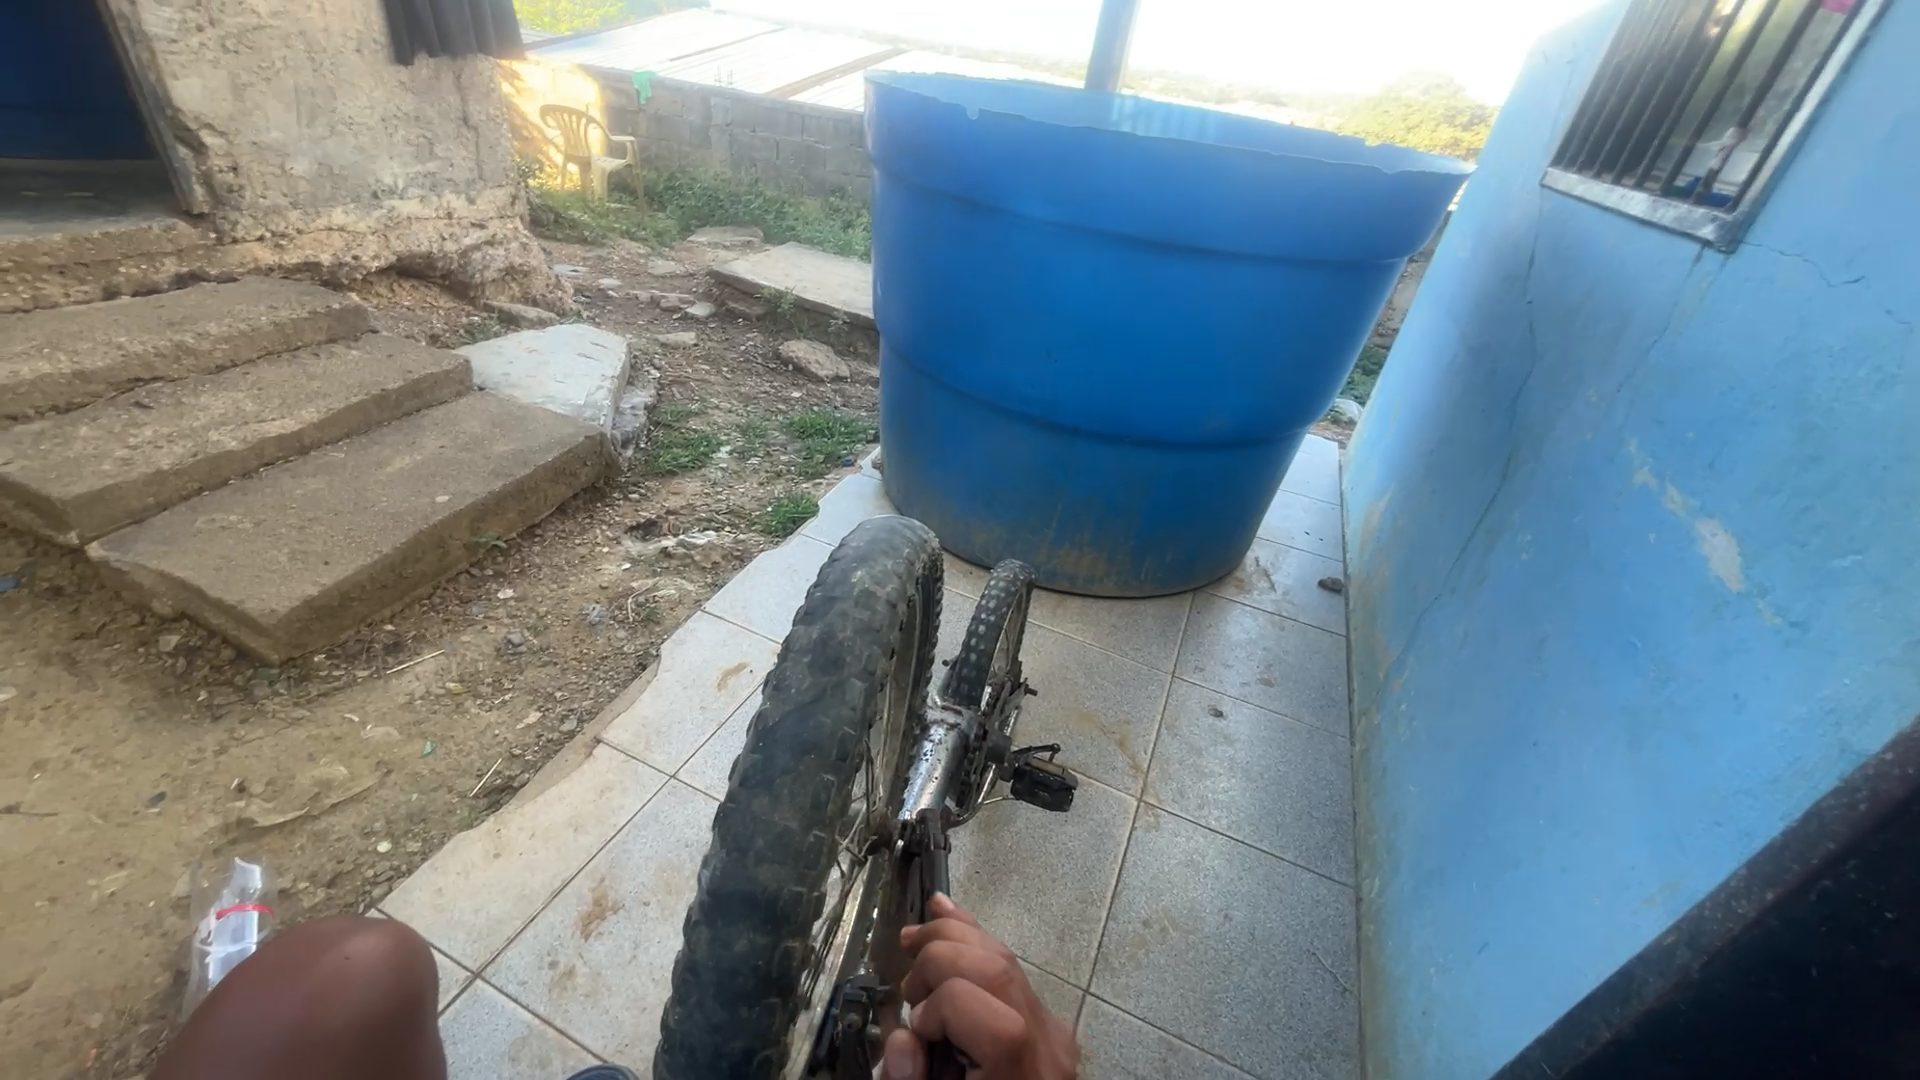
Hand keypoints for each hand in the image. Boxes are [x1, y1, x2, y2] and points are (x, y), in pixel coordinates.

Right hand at [881, 893, 1077, 1079]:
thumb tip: (903, 1043)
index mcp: (1020, 1076)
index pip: (978, 1004)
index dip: (937, 1009)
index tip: (917, 1041)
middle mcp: (1046, 1045)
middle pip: (995, 967)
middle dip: (939, 961)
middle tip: (909, 995)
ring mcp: (1052, 1031)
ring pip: (1005, 956)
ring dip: (953, 940)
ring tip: (912, 942)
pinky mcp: (1047, 1027)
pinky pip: (1011, 970)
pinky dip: (973, 942)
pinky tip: (944, 915)